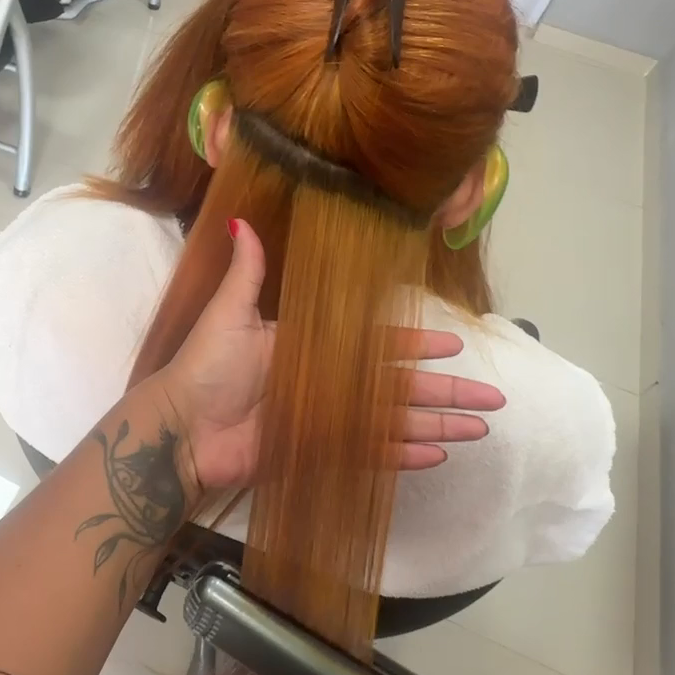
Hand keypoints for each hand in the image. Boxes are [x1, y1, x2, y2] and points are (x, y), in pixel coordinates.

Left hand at [150, 219, 505, 491]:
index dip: (416, 345)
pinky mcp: (318, 454)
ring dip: (437, 425)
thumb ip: (246, 272)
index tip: (455, 344)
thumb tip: (237, 219)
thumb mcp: (228, 313)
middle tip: (493, 398)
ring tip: (479, 431)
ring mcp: (326, 421)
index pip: (377, 344)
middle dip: (446, 391)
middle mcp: (326, 383)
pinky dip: (403, 456)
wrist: (182, 428)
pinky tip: (438, 455)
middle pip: (399, 387)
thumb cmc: (206, 368)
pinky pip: (370, 455)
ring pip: (394, 422)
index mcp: (311, 347)